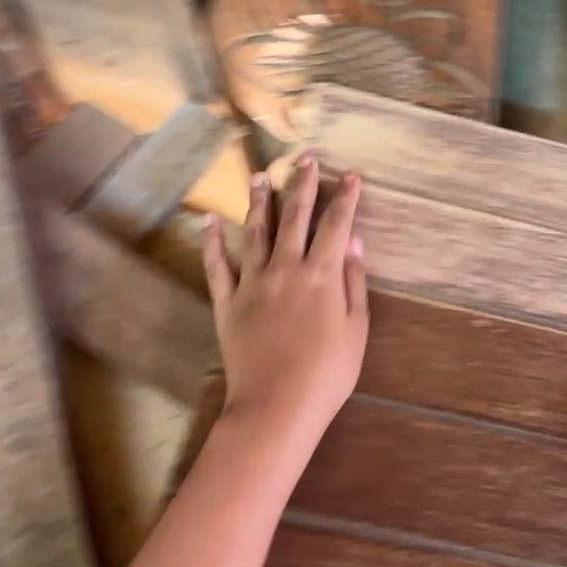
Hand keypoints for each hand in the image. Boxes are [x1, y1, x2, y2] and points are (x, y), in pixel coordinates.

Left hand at [201, 156, 368, 433]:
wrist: (276, 406)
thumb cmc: (327, 373)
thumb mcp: (355, 328)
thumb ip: (353, 281)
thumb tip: (353, 241)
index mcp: (321, 274)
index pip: (336, 225)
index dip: (346, 198)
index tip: (352, 176)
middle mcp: (286, 268)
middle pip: (295, 217)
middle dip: (303, 185)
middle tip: (307, 160)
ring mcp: (253, 283)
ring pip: (256, 232)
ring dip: (260, 201)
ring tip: (261, 175)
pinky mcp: (228, 302)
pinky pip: (218, 265)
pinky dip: (213, 242)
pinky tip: (210, 221)